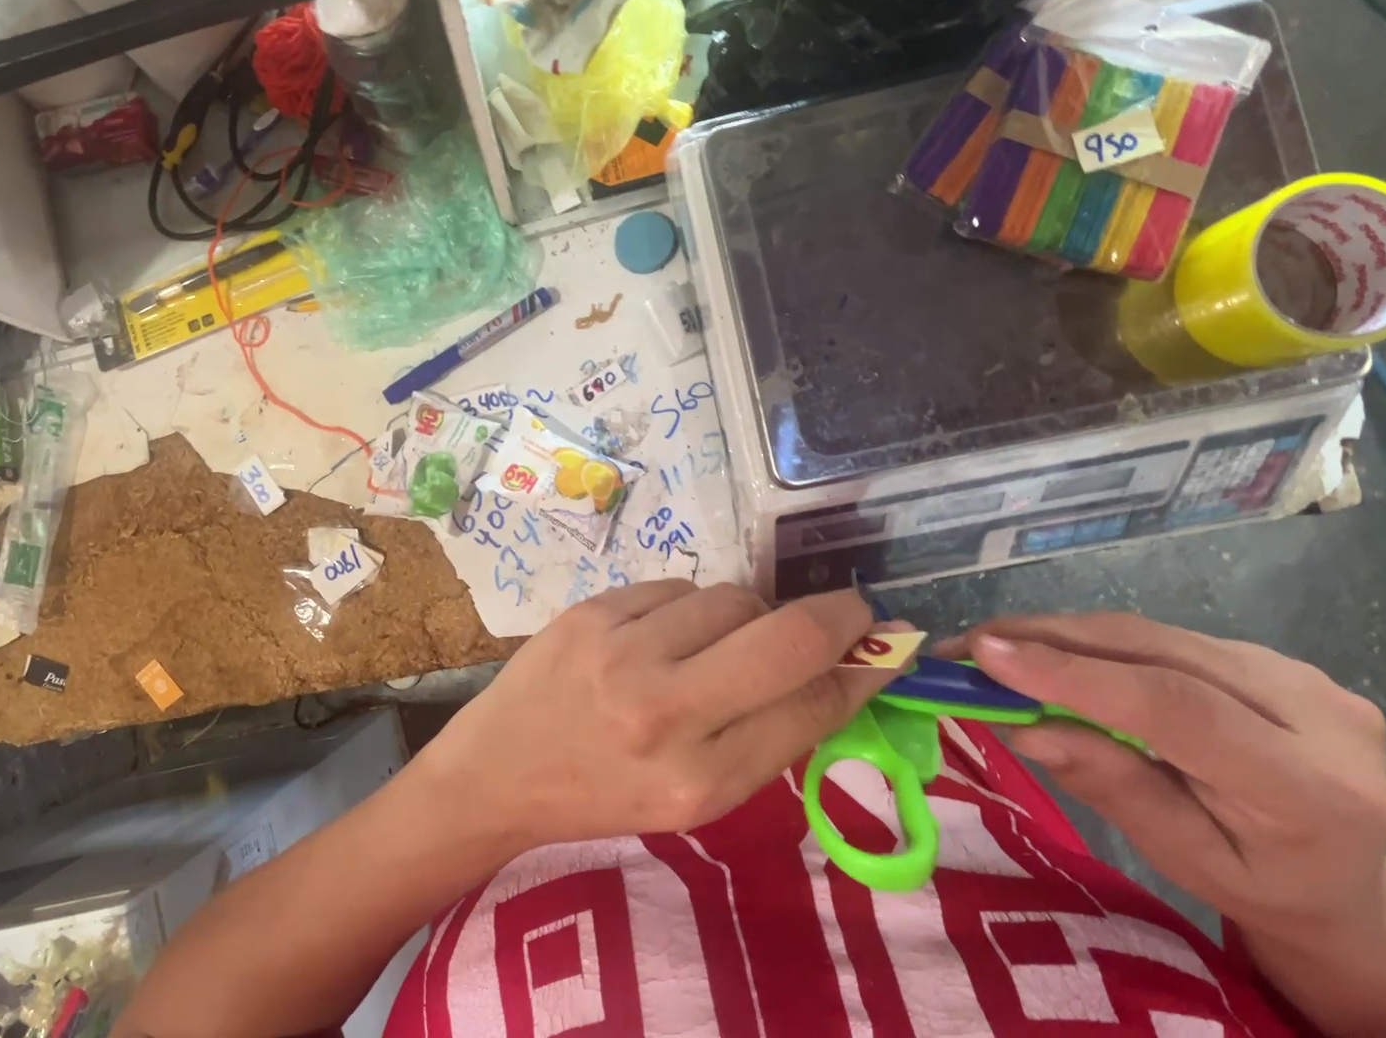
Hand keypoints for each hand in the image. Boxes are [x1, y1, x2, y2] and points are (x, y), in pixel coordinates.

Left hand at [412, 582, 890, 850]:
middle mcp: (663, 712)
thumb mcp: (695, 798)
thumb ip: (771, 738)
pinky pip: (677, 587)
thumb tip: (846, 669)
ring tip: (722, 642)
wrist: (499, 772)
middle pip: (789, 635)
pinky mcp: (590, 611)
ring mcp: (621, 652)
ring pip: (733, 597)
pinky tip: (664, 634)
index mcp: (699, 782)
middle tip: (850, 611)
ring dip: (749, 614)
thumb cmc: (604, 795)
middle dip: (839, 615)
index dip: (864, 670)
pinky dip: (689, 607)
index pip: (812, 708)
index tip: (886, 645)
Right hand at [943, 613, 1385, 938]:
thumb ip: (1112, 786)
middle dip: (1048, 641)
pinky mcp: (1268, 656)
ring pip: (1152, 634)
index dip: (1072, 674)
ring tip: (988, 646)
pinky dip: (1091, 641)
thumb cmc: (1252, 881)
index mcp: (1311, 784)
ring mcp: (1298, 673)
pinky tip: (1046, 652)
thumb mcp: (1179, 854)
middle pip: (1157, 653)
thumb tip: (1024, 728)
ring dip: (1060, 635)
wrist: (1335, 875)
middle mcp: (1318, 710)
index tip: (985, 656)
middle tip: (962, 646)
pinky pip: (1161, 637)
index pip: (1175, 706)